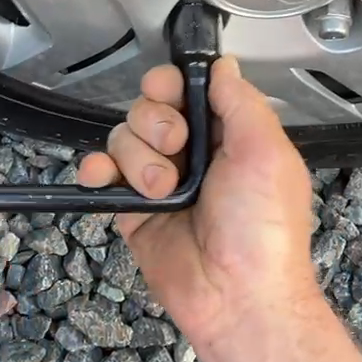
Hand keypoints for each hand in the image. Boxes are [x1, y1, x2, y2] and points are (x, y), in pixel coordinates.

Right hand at [77, 56, 319, 350]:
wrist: (236, 296)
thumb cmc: (263, 225)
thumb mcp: (266, 152)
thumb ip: (241, 102)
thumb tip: (223, 64)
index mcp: (226, 134)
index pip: (186, 89)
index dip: (171, 84)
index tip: (170, 92)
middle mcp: (190, 152)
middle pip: (148, 107)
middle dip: (155, 122)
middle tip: (177, 147)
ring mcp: (157, 179)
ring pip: (123, 136)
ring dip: (138, 158)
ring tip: (162, 191)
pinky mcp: (130, 206)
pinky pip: (101, 173)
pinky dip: (95, 169)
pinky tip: (101, 176)